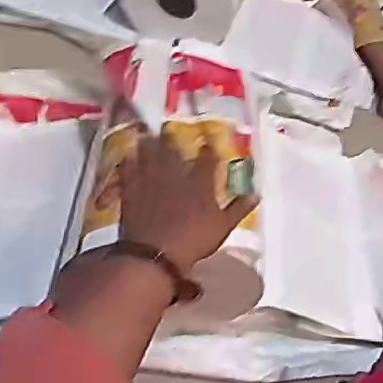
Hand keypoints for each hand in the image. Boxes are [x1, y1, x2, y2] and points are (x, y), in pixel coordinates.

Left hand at [119, 132, 256, 271]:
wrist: (155, 254)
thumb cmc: (193, 241)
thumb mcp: (222, 227)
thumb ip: (238, 209)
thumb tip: (256, 195)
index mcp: (199, 183)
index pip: (207, 159)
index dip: (208, 149)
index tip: (208, 142)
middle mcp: (175, 175)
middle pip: (174, 149)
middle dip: (172, 138)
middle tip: (169, 129)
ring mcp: (151, 180)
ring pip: (150, 154)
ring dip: (149, 143)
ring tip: (147, 134)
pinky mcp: (132, 190)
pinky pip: (128, 169)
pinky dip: (128, 160)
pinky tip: (126, 155)